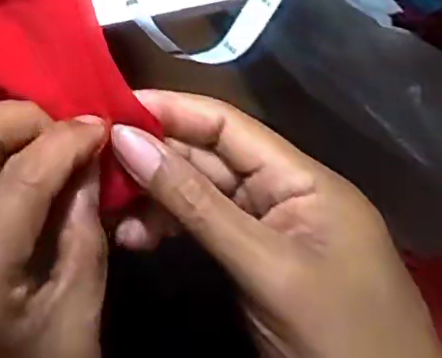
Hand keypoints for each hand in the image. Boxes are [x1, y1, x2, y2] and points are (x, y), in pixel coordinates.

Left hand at [0, 102, 109, 357]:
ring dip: (13, 127)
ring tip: (54, 149)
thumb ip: (84, 222)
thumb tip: (89, 153)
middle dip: (31, 118)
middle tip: (71, 140)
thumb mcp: (78, 309)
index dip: (69, 138)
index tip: (103, 126)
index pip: (25, 171)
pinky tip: (28, 165)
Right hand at [110, 91, 441, 357]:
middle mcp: (283, 192)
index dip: (170, 110)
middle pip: (208, 158)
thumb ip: (196, 203)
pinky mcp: (257, 265)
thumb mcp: (266, 268)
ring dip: (155, 199)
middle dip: (154, 158)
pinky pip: (205, 231)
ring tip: (110, 209)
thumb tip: (128, 138)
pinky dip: (170, 231)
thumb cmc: (342, 336)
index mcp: (301, 177)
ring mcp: (269, 231)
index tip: (115, 107)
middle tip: (99, 161)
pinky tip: (134, 237)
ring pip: (200, 195)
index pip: (226, 124)